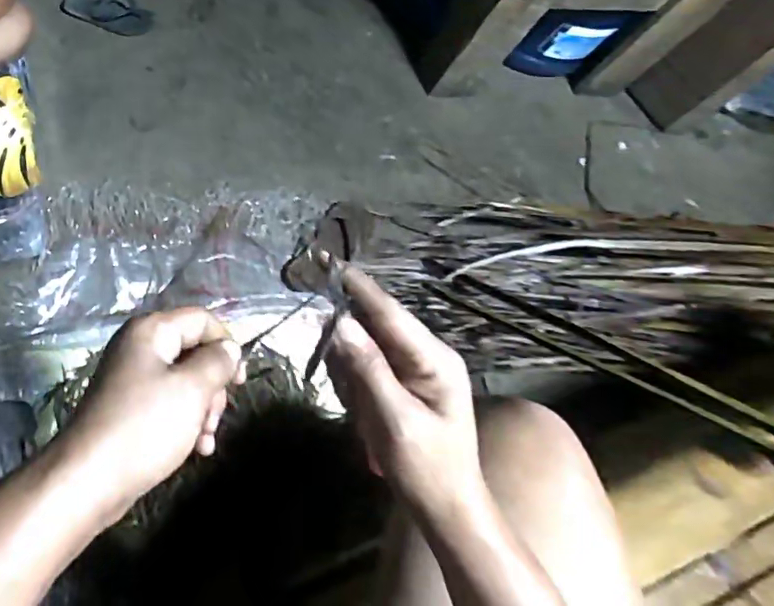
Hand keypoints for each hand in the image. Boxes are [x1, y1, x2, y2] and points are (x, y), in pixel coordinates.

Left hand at [53, 308, 245, 520]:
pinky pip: (167, 401)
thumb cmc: (145, 426)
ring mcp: (131, 375)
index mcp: (150, 330)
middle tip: (215, 417)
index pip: (201, 319)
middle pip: (193, 350)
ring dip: (203, 408)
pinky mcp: (128, 405)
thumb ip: (216, 363)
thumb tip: (230, 348)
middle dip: (213, 384)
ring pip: (183, 380)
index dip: (226, 344)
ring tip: (205, 439)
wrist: (90, 478)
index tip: (239, 382)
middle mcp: (139, 345)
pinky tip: (197, 449)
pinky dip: (186, 420)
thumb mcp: (191, 390)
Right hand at [325, 266, 485, 528]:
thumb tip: (339, 322)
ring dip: (350, 368)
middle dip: (347, 338)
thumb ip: (368, 368)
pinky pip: (367, 363)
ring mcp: (415, 366)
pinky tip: (362, 412)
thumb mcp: (396, 420)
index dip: (356, 285)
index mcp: (434, 358)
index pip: (388, 311)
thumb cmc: (427, 469)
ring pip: (366, 343)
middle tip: (332, 360)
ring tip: (360, 410)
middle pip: (375, 323)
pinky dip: (354, 380)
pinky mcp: (403, 380)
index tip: (325, 260)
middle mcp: (426, 353)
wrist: (448, 512)